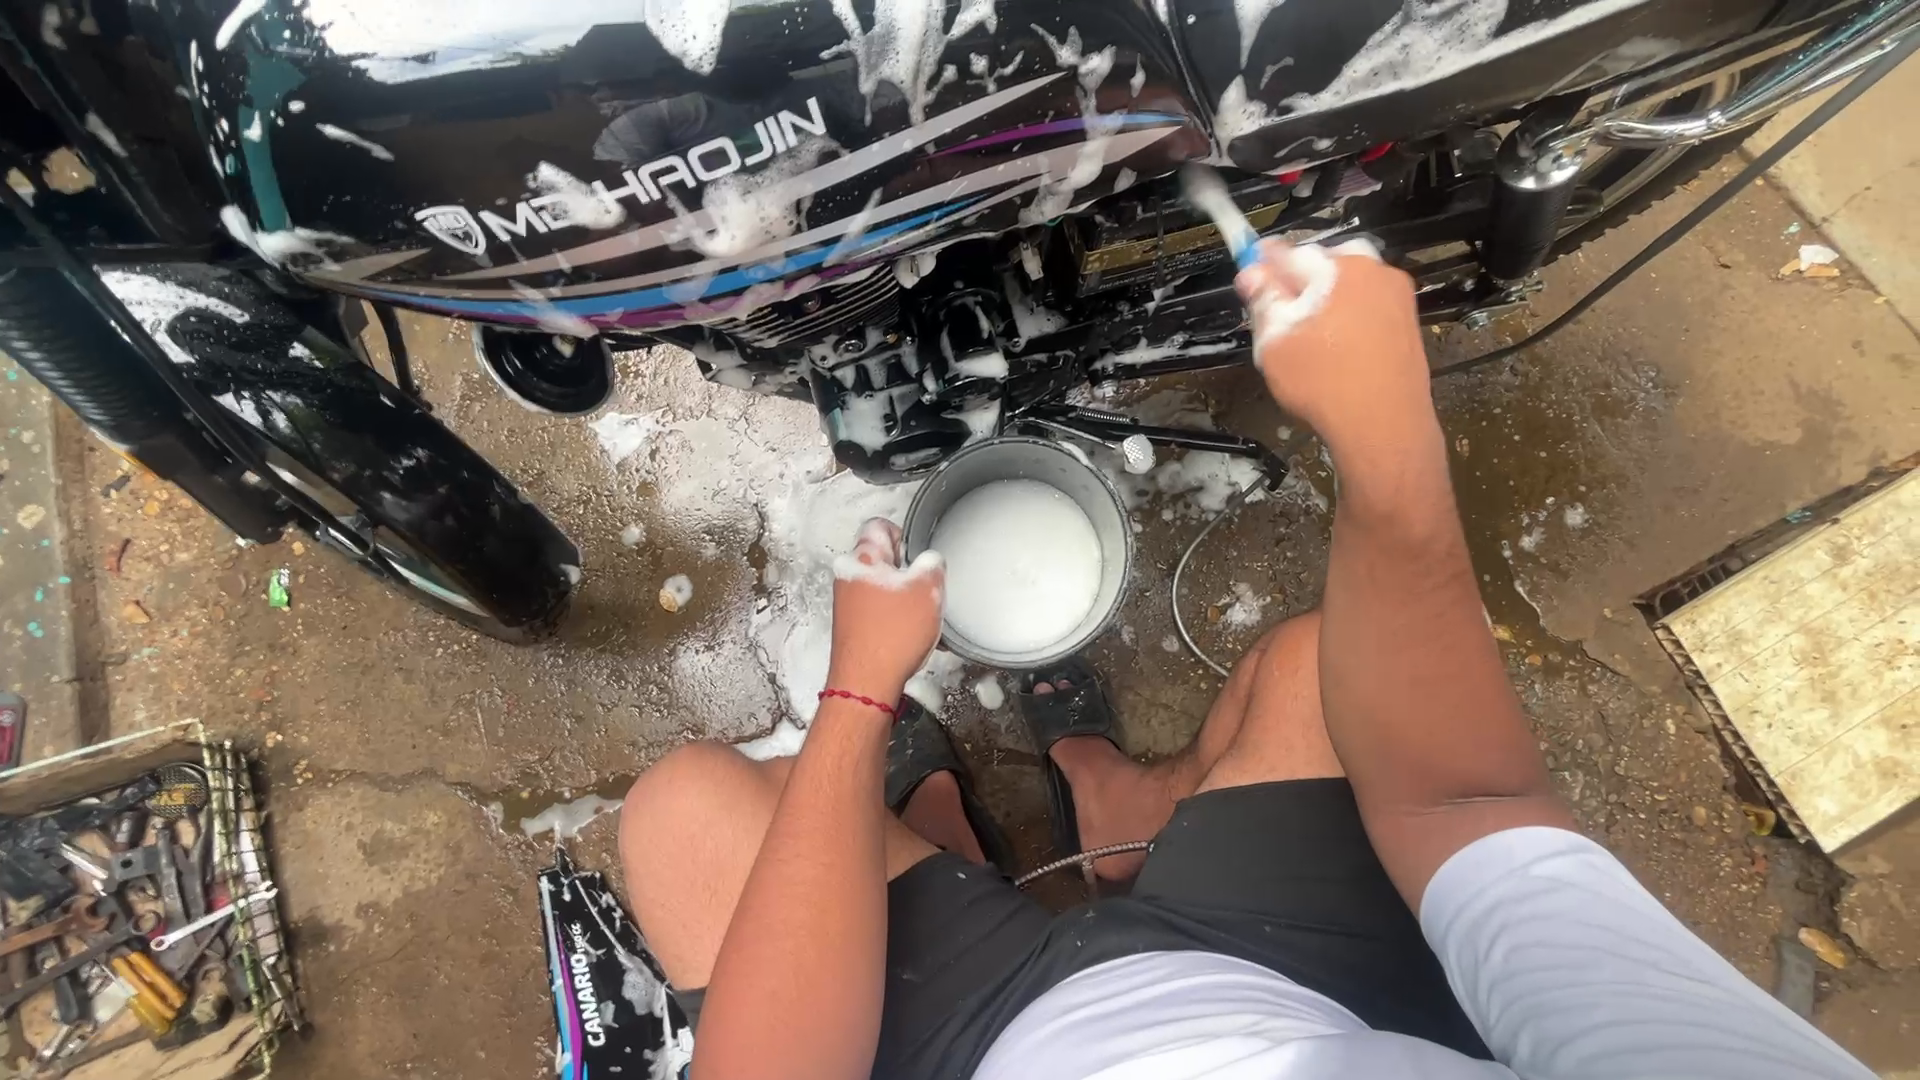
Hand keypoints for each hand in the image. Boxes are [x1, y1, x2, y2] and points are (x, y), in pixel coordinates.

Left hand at [825, 519, 944, 705]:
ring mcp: (848, 603)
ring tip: (923, 619)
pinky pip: (881, 612)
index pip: (879, 525)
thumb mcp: (928, 590)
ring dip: (907, 599)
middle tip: (925, 589)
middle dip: (910, 573)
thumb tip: (930, 561)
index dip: (904, 535)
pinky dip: (899, 620)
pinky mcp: (853, 626)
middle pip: (885, 560)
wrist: (867, 684)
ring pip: (885, 588)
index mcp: (862, 559)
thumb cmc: (892, 636)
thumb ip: (933, 563)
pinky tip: (914, 637)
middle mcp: (849, 577)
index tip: (918, 553)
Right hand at [1236, 239, 1437, 464]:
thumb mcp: (1275, 342)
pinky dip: (1348, 316)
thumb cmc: (1322, 382)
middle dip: (1299, 279)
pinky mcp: (1407, 321)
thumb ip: (1263, 301)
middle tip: (1278, 311)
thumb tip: (1252, 273)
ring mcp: (1395, 295)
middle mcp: (1372, 271)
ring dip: (1325, 297)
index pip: (1288, 252)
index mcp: (1336, 269)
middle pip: (1324, 262)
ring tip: (1307, 334)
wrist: (1382, 423)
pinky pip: (1368, 305)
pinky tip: (1335, 347)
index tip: (1249, 272)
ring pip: (1348, 283)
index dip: (1263, 262)